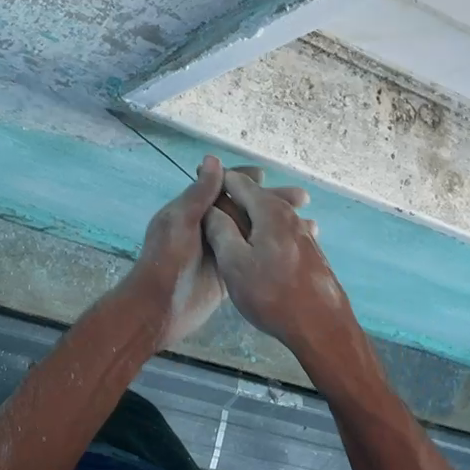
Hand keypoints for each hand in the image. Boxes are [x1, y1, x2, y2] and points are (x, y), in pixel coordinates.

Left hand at [127, 158, 311, 349]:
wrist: (159, 310)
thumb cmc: (167, 261)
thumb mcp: (181, 222)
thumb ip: (199, 193)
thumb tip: (213, 159)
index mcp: (193, 210)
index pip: (222, 187)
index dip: (244, 180)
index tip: (267, 175)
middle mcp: (208, 227)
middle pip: (244, 207)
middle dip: (271, 201)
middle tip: (302, 198)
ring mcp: (220, 250)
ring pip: (253, 231)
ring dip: (277, 225)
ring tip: (310, 224)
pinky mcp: (229, 272)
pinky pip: (253, 255)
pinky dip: (272, 249)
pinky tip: (296, 248)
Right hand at [202, 169, 351, 356]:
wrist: (321, 327)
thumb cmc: (272, 294)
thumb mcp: (234, 263)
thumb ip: (220, 230)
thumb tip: (211, 208)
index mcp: (270, 210)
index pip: (237, 181)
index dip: (215, 180)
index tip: (197, 180)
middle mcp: (289, 215)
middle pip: (255, 197)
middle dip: (231, 199)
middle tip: (207, 212)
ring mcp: (302, 233)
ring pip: (267, 216)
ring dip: (247, 219)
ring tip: (226, 232)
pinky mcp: (309, 253)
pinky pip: (278, 233)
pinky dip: (262, 234)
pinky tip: (254, 251)